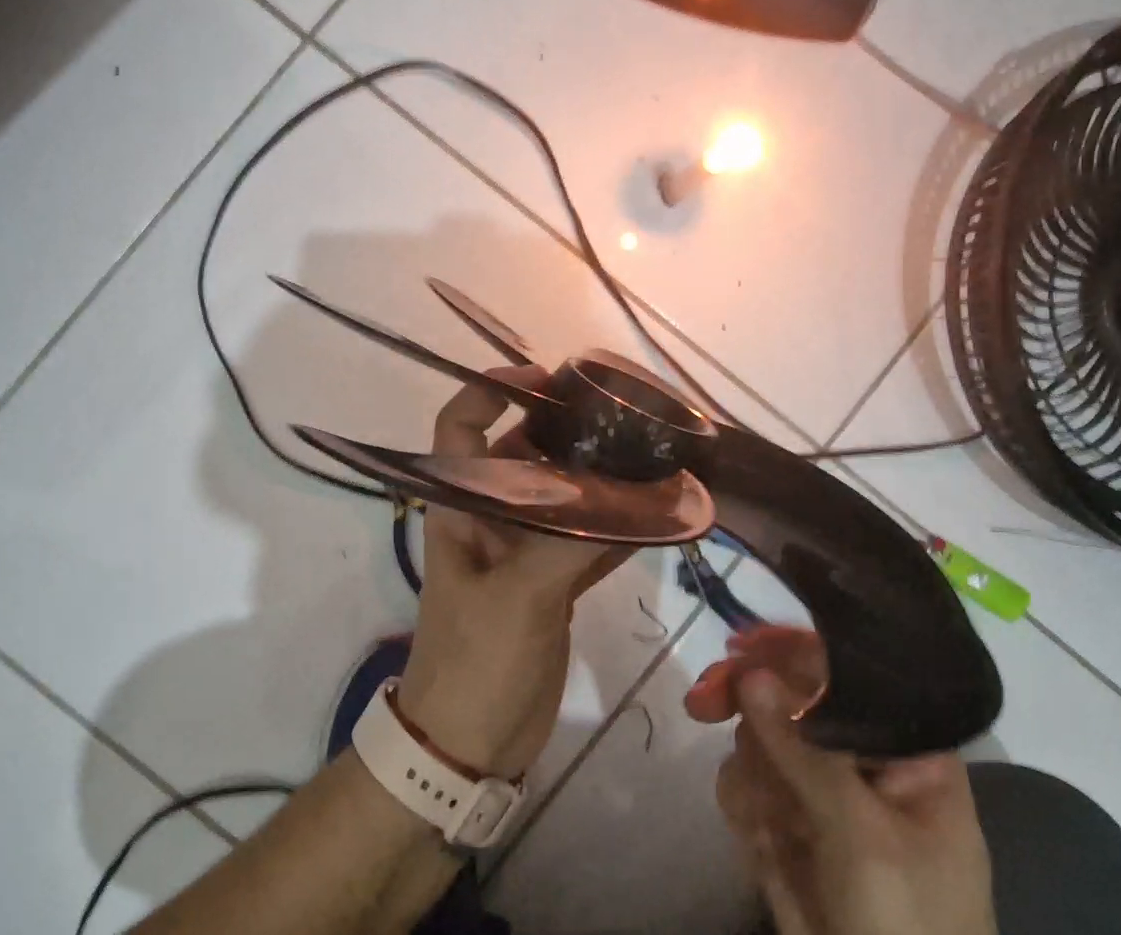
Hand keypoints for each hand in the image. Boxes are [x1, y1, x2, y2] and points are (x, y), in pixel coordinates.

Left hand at [396, 367, 633, 779]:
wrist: (468, 743)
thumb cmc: (476, 659)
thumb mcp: (518, 595)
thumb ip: (574, 539)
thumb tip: (639, 496)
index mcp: (459, 509)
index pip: (459, 428)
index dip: (491, 391)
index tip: (546, 378)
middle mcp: (488, 520)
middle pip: (521, 455)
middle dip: (564, 430)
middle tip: (622, 414)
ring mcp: (522, 553)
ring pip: (561, 497)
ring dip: (598, 479)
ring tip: (651, 453)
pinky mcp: (551, 586)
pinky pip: (588, 542)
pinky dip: (618, 528)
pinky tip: (661, 514)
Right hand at [686, 626, 996, 934]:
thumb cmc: (907, 921)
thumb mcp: (862, 833)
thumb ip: (802, 749)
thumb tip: (750, 672)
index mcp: (907, 754)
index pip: (848, 678)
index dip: (795, 655)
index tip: (740, 647)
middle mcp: (860, 763)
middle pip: (790, 701)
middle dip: (748, 706)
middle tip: (702, 703)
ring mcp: (818, 796)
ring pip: (758, 743)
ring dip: (753, 776)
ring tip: (772, 825)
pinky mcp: (783, 827)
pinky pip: (745, 788)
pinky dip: (744, 808)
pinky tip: (764, 844)